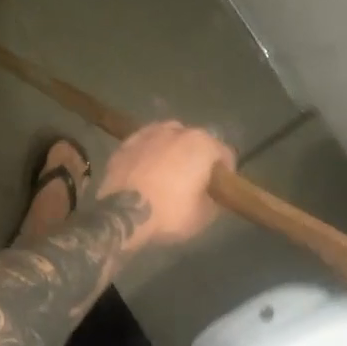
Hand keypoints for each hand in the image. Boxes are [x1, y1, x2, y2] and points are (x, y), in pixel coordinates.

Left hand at [95, 122, 235, 249]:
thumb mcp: (204, 215)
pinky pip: (144, 146)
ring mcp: (146, 134)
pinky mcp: (124, 144)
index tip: (219, 187)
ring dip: (171, 151)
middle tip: (192, 180)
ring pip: (167, 137)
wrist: (121, 214)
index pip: (224, 153)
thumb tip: (208, 193)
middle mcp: (175, 131)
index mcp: (201, 144)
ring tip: (168, 171)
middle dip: (197, 157)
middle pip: (194, 141)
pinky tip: (145, 169)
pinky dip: (148, 154)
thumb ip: (213, 198)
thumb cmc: (169, 213)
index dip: (225, 172)